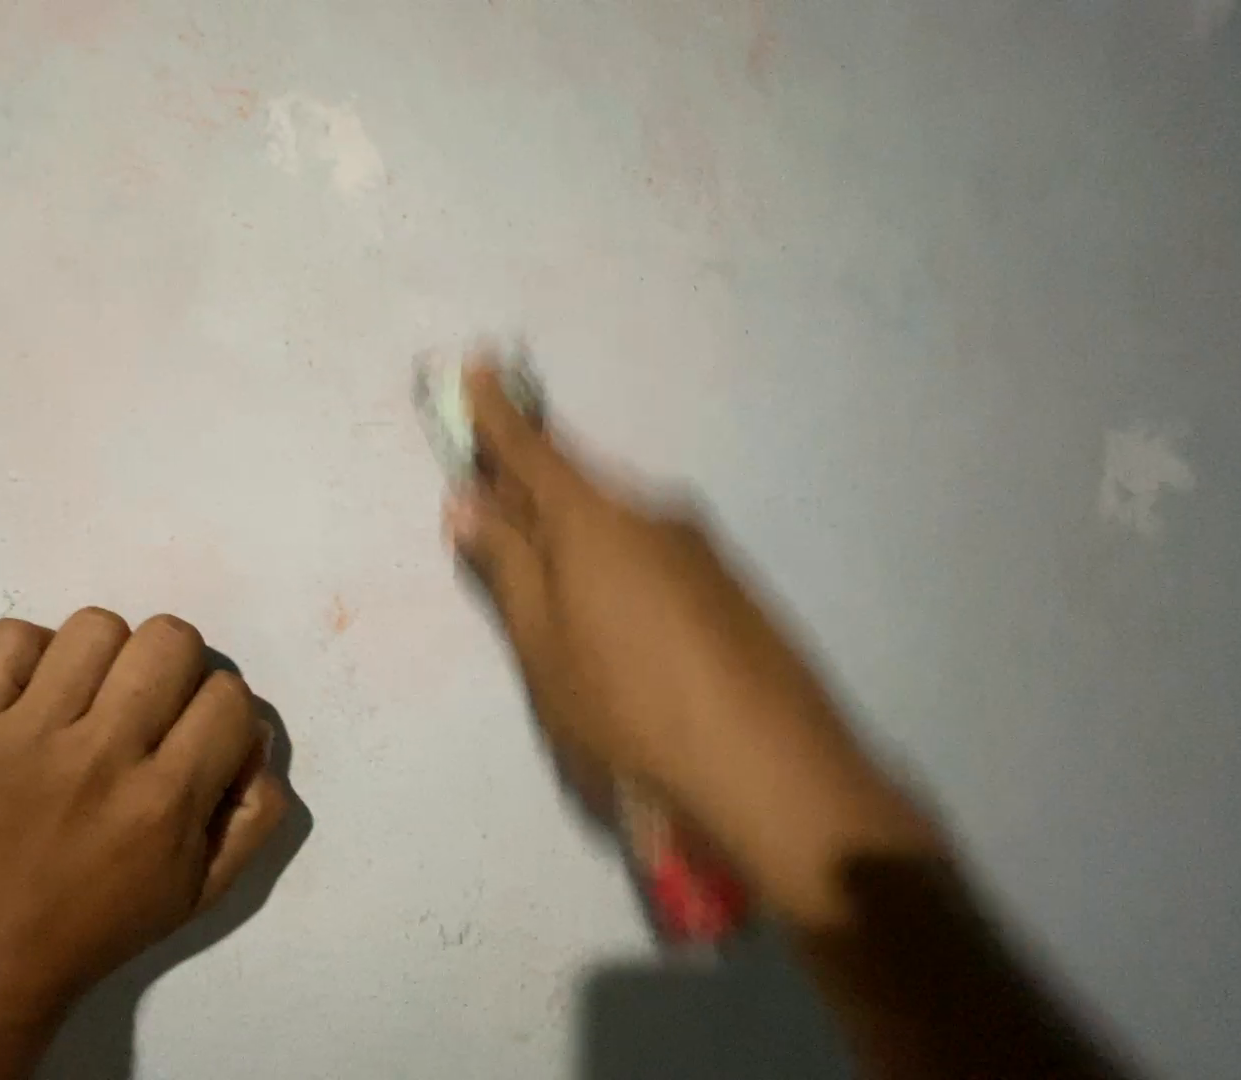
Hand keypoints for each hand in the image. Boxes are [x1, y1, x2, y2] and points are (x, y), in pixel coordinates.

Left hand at [0, 608, 286, 1079]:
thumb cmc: (103, 922)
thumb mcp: (204, 889)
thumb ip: (257, 814)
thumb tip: (257, 735)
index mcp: (165, 802)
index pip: (230, 695)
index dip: (225, 709)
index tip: (199, 735)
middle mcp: (102, 756)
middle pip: (170, 638)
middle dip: (178, 665)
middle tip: (152, 706)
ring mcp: (28, 736)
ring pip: (96, 626)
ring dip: (110, 654)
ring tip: (93, 697)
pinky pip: (11, 637)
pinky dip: (32, 653)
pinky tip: (39, 694)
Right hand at [450, 360, 940, 926]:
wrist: (772, 767)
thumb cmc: (627, 705)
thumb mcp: (543, 643)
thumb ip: (507, 564)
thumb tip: (468, 504)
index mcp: (593, 520)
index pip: (531, 449)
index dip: (496, 411)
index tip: (476, 366)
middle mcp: (649, 511)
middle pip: (573, 479)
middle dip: (527, 478)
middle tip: (490, 490)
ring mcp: (695, 543)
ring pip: (611, 513)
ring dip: (568, 521)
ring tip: (543, 560)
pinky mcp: (724, 578)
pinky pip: (646, 541)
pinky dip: (609, 549)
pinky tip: (606, 599)